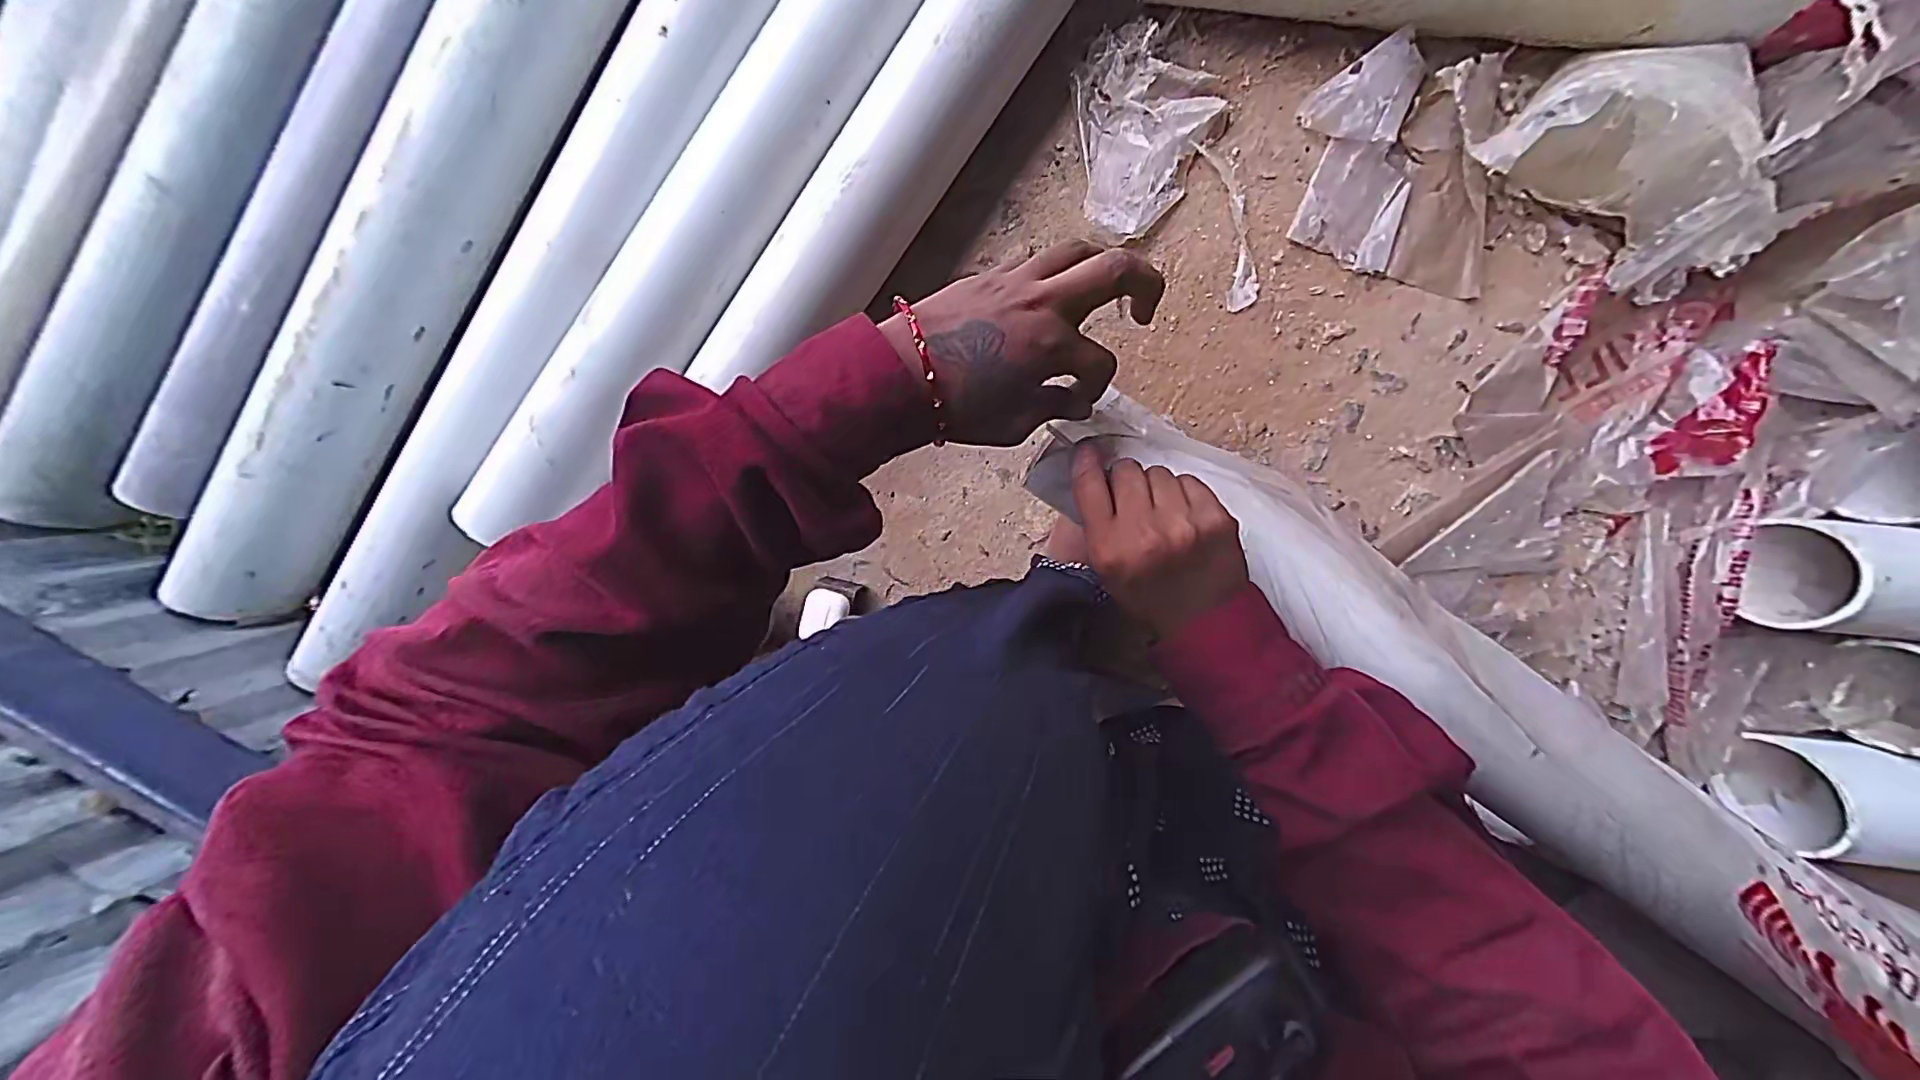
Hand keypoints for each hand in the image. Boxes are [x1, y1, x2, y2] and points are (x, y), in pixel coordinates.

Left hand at [879, 241, 1163, 445]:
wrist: (900, 376)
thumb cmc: (955, 406)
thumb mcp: (1013, 424)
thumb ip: (1051, 407)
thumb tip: (1071, 401)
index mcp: (1053, 345)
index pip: (1100, 365)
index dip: (1095, 389)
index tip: (1078, 400)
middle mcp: (1043, 303)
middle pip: (1117, 268)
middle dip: (1147, 283)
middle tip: (1146, 308)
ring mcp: (1016, 281)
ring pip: (1077, 251)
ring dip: (1098, 267)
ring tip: (1099, 291)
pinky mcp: (990, 274)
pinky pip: (1035, 261)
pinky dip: (1051, 275)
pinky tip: (1043, 299)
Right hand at [1071, 443, 1249, 638]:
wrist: (1203, 623)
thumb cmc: (1149, 596)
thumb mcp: (1106, 570)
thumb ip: (1097, 526)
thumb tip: (1095, 478)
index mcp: (1109, 548)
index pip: (1090, 486)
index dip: (1087, 462)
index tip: (1088, 452)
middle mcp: (1144, 532)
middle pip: (1126, 471)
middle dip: (1126, 481)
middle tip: (1134, 500)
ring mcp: (1183, 524)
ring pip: (1159, 473)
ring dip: (1157, 487)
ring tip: (1163, 512)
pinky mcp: (1215, 519)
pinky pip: (1189, 481)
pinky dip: (1184, 493)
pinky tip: (1184, 515)